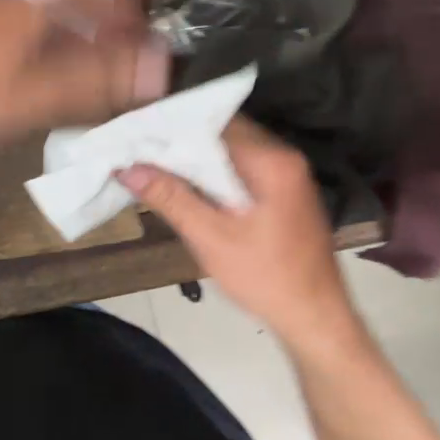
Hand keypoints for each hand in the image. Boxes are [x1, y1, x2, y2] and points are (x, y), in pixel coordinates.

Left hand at [0, 0, 166, 165]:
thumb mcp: (40, 97)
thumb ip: (101, 81)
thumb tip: (158, 69)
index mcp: (25, 5)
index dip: (126, 6)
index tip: (147, 24)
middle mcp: (5, 1)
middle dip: (101, 20)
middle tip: (126, 45)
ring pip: (44, 15)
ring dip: (74, 33)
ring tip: (96, 61)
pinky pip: (22, 29)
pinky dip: (47, 44)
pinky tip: (53, 71)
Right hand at [117, 118, 357, 346]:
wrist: (314, 316)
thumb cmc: (264, 276)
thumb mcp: (209, 237)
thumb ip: (169, 197)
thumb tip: (126, 167)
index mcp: (272, 162)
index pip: (214, 123)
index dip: (170, 123)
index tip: (131, 127)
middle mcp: (283, 159)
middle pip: (221, 133)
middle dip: (175, 138)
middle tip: (129, 142)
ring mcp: (284, 176)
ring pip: (226, 151)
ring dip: (188, 156)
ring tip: (143, 158)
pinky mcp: (279, 193)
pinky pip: (235, 169)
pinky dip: (205, 171)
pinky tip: (176, 181)